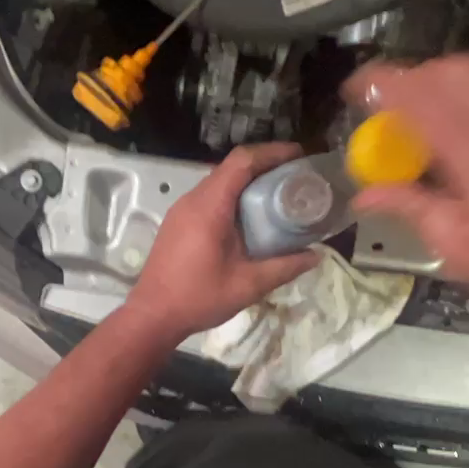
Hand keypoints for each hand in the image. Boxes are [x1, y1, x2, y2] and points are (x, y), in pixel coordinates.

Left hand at [122, 144, 320, 342]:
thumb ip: (284, 268)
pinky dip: (233, 198)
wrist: (152, 315)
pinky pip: (209, 198)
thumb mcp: (247, 285)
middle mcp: (193, 199)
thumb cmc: (198, 298)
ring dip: (248, 182)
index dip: (272, 152)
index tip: (299, 155)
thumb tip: (315, 256)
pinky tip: (250, 217)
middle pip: (231, 168)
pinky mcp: (178, 222)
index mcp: (209, 206)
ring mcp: (182, 210)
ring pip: (219, 182)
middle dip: (265, 166)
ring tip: (278, 195)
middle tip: (295, 177)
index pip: (242, 162)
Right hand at [349, 56, 468, 338]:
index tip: (355, 87)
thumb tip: (366, 195)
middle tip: (386, 107)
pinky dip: (468, 101)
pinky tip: (454, 138)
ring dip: (442, 86)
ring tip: (416, 121)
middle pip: (456, 70)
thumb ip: (410, 208)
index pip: (424, 97)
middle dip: (414, 78)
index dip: (383, 84)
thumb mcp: (457, 247)